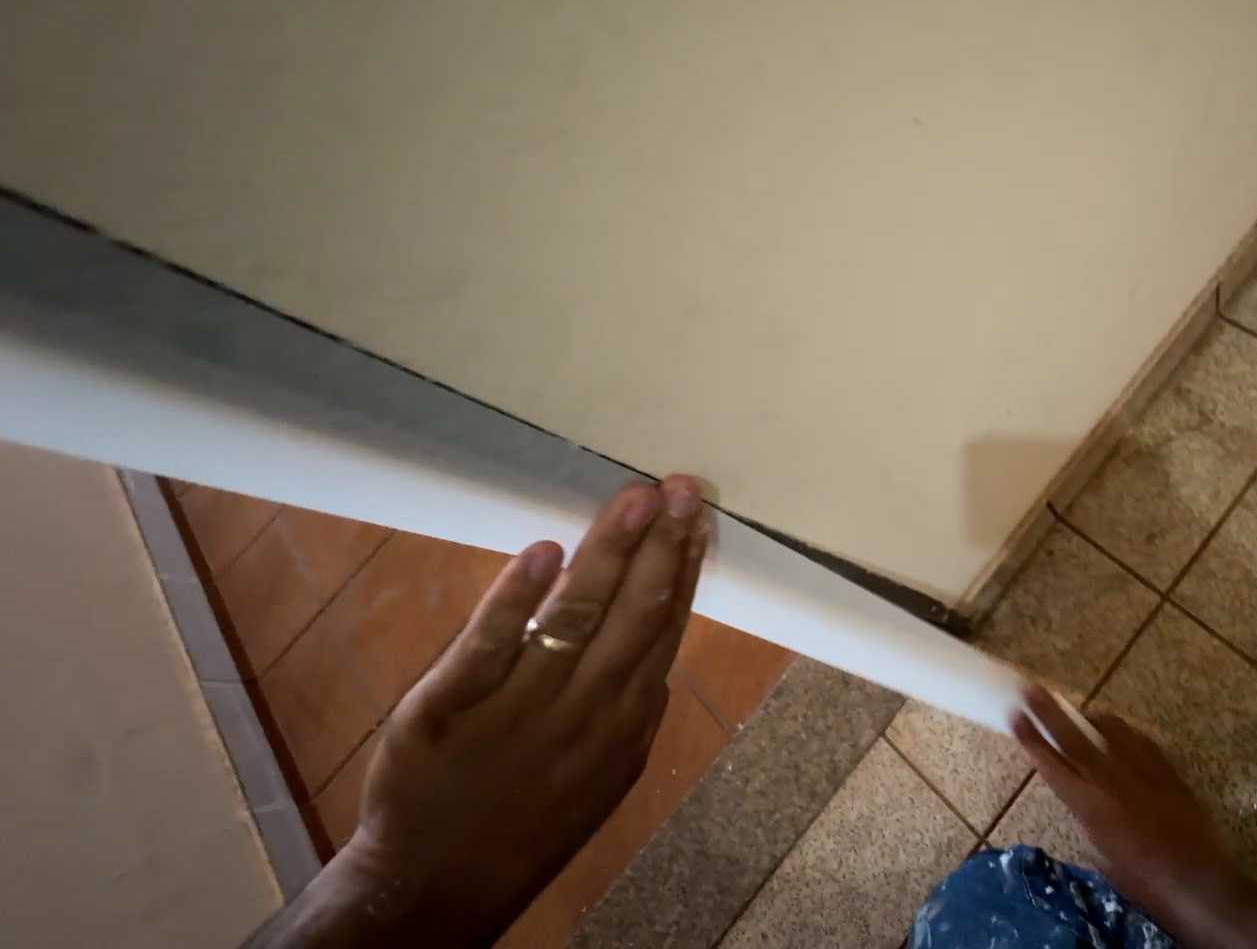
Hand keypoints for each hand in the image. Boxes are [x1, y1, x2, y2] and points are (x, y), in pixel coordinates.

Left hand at [246, 476, 709, 948]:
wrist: (442, 886)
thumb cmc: (538, 816)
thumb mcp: (612, 769)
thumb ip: (638, 704)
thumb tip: (661, 641)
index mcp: (630, 715)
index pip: (668, 623)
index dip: (685, 565)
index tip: (698, 517)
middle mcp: (588, 708)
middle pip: (635, 611)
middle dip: (661, 543)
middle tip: (680, 487)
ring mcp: (518, 710)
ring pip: (574, 617)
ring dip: (609, 553)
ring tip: (634, 500)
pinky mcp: (445, 712)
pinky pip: (487, 648)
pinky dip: (516, 599)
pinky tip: (544, 553)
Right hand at [1013, 688, 1256, 948]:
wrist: (1198, 882)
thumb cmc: (1144, 882)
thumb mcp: (1102, 852)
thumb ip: (1087, 815)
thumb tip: (1079, 791)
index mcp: (1090, 807)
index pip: (1052, 765)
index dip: (1031, 739)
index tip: (1015, 715)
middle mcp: (1111, 783)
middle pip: (1072, 739)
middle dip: (1048, 712)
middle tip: (1031, 689)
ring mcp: (1140, 771)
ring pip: (1109, 730)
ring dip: (1089, 718)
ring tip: (1078, 712)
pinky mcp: (1166, 769)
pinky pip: (1139, 739)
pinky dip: (1123, 732)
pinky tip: (1117, 732)